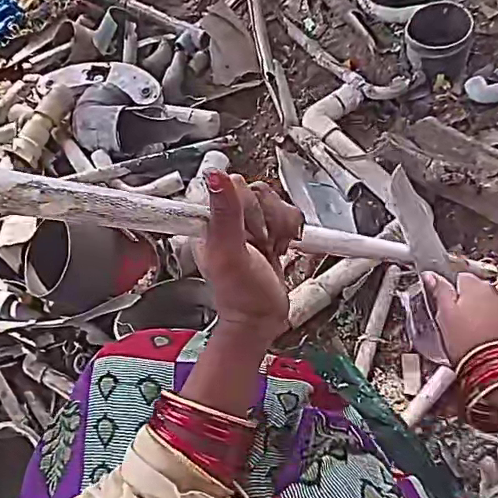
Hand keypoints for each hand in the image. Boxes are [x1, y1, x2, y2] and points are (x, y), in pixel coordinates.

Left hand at [196, 171, 303, 340]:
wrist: (262, 319)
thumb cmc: (240, 295)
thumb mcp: (230, 254)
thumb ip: (224, 214)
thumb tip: (215, 177)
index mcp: (208, 220)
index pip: (232, 185)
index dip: (246, 206)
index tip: (246, 231)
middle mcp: (225, 219)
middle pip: (257, 191)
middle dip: (266, 219)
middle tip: (259, 244)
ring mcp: (247, 225)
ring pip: (274, 200)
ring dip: (279, 226)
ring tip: (269, 247)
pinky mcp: (267, 231)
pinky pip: (286, 214)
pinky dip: (289, 230)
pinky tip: (279, 247)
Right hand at [423, 272, 497, 363]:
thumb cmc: (469, 340)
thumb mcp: (444, 314)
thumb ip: (438, 292)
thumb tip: (430, 277)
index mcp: (474, 286)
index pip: (458, 277)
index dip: (448, 290)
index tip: (441, 302)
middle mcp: (495, 293)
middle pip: (475, 290)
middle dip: (465, 301)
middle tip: (452, 320)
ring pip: (488, 305)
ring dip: (479, 314)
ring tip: (467, 332)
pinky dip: (492, 325)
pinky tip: (482, 338)